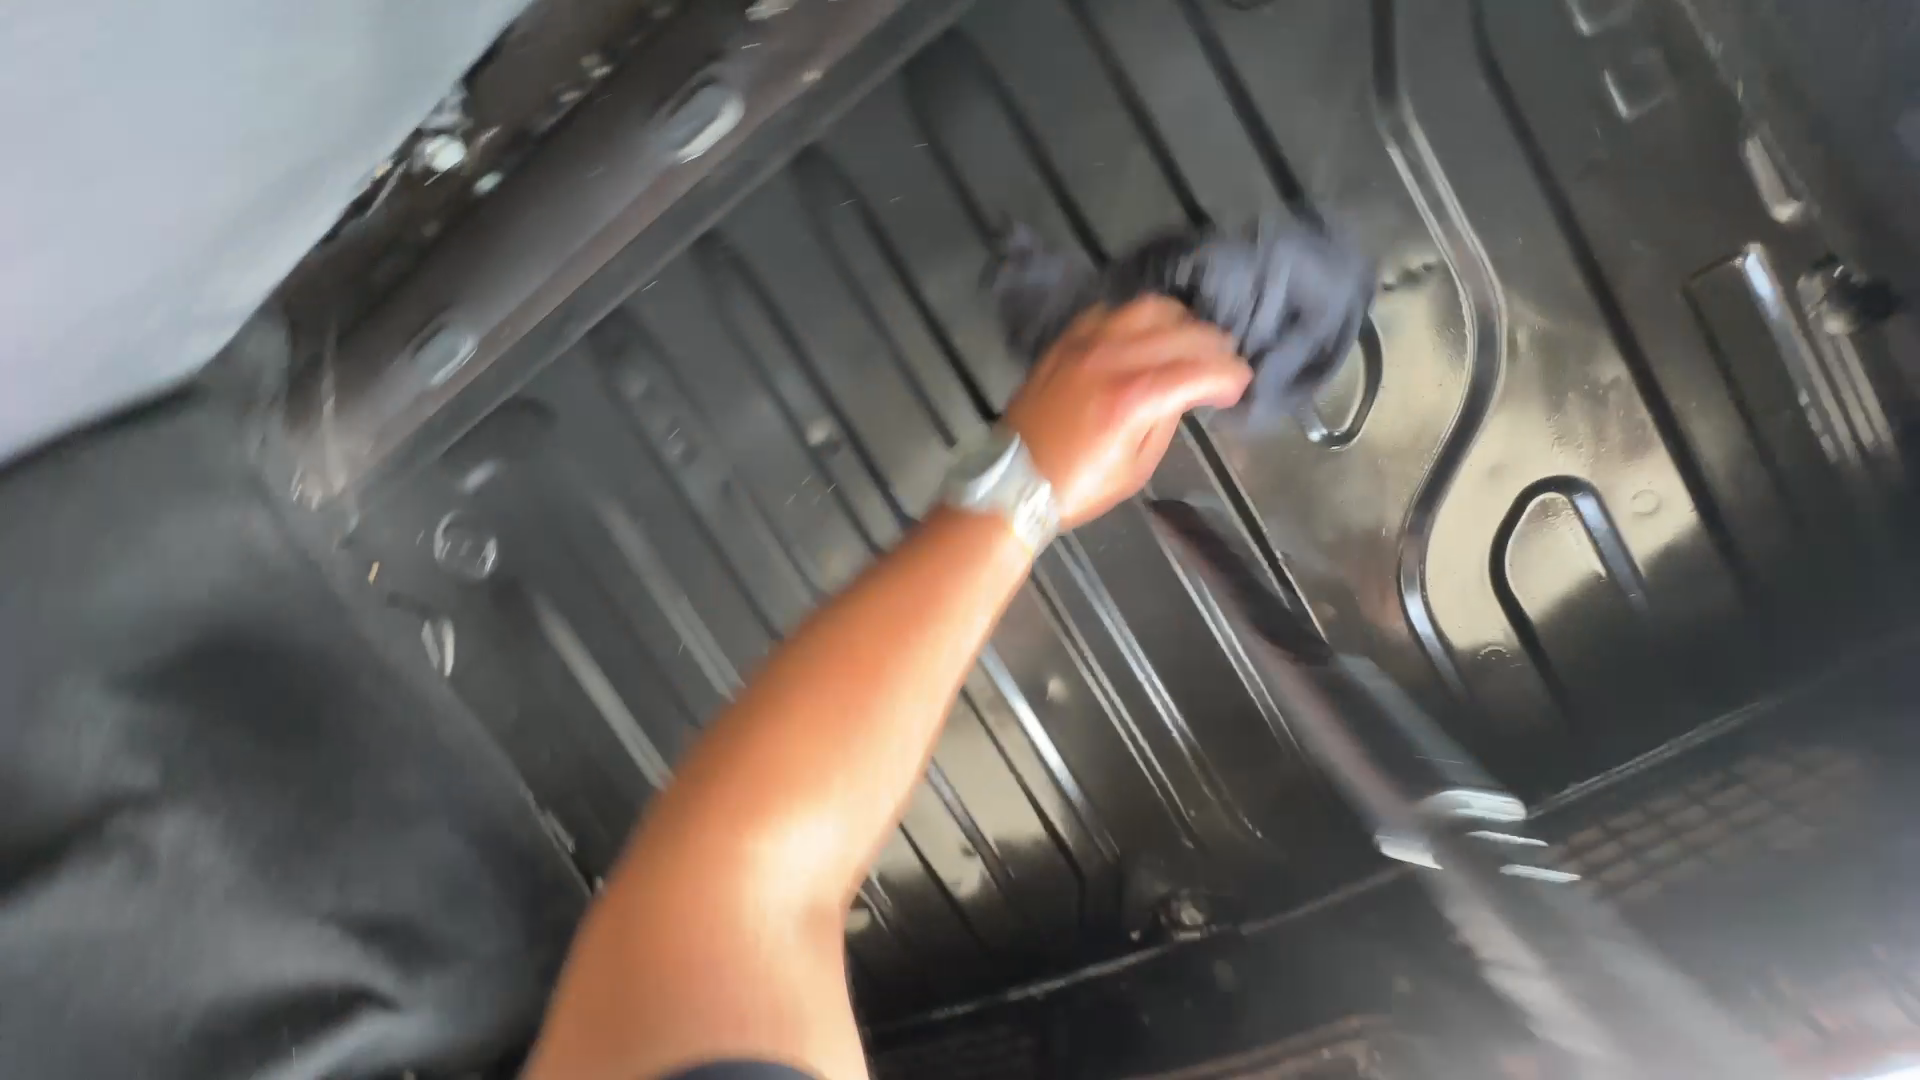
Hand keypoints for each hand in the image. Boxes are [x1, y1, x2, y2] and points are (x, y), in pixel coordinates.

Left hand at [1003, 296, 1250, 528]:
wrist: (1012, 481)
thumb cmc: (1076, 487)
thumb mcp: (1135, 468)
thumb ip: (1165, 421)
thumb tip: (1182, 392)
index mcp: (1134, 397)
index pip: (1202, 368)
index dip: (1231, 376)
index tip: (1238, 387)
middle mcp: (1113, 358)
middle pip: (1183, 331)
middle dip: (1215, 348)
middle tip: (1222, 365)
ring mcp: (1085, 344)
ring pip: (1149, 308)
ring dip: (1180, 322)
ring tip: (1188, 342)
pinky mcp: (1065, 343)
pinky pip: (1109, 312)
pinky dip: (1135, 319)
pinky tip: (1142, 336)